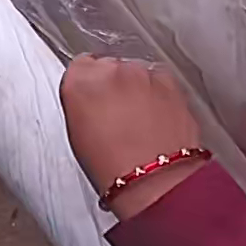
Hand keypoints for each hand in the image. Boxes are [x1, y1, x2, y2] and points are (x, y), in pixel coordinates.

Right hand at [60, 56, 206, 219]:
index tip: (91, 97)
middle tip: (114, 115)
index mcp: (79, 81)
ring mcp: (142, 73)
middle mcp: (110, 70)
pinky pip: (159, 80)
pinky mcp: (169, 81)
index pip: (80, 66)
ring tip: (137, 121)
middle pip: (109, 67)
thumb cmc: (109, 164)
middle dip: (112, 85)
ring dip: (135, 89)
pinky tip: (155, 118)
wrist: (152, 179)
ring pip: (135, 73)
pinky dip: (157, 93)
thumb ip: (80, 101)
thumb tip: (89, 96)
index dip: (87, 83)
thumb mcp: (76, 131)